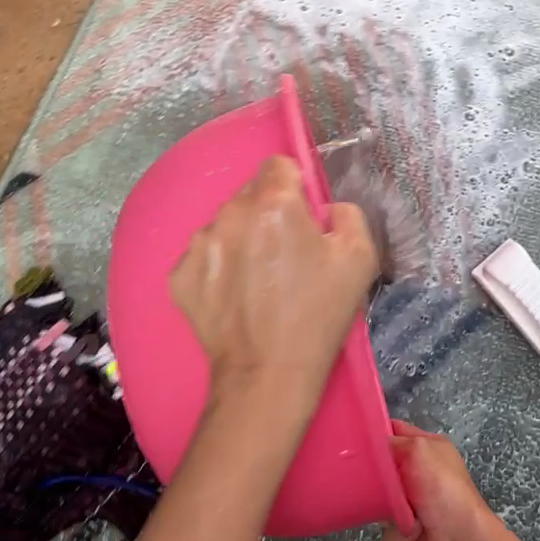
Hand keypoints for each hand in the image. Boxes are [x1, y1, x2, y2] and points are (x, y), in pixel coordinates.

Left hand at [169, 156, 377, 413]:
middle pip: (250, 194)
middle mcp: (230, 214)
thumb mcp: (360, 257)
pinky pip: (204, 256)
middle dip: (268, 213)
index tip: (303, 215)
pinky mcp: (179, 276)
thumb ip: (347, 213)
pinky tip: (235, 296)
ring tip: (259, 280)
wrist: (267, 376)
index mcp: (274, 203)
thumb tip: (326, 209)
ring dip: (241, 238)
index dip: (295, 186)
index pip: (278, 164)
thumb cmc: (318, 315)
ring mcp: (199, 245)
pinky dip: (218, 267)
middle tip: (286, 253)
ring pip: (225, 224)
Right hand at [384, 421, 539, 540]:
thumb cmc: (443, 488)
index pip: (397, 432)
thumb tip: (376, 444)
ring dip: (387, 506)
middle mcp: (421, 474)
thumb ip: (394, 441)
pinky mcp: (408, 530)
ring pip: (381, 498)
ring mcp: (414, 503)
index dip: (377, 432)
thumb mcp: (418, 450)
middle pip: (385, 467)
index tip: (355, 436)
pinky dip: (396, 530)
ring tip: (399, 510)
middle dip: (378, 475)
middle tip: (369, 478)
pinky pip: (387, 528)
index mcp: (429, 448)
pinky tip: (410, 531)